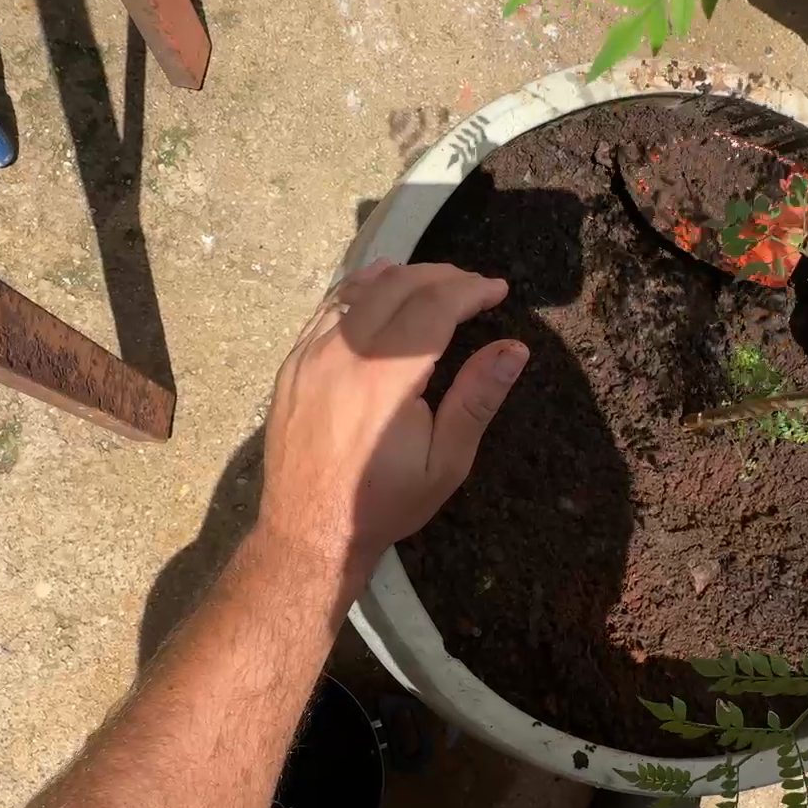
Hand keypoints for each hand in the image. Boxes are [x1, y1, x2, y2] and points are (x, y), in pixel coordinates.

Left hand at [256, 260, 528, 594]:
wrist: (309, 530)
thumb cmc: (384, 503)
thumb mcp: (445, 463)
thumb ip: (477, 400)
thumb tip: (514, 349)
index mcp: (385, 378)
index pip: (435, 306)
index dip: (471, 291)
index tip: (498, 291)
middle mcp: (343, 353)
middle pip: (398, 285)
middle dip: (443, 277)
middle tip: (474, 287)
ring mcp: (310, 355)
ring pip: (360, 289)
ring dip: (403, 276)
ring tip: (435, 283)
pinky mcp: (293, 363)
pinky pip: (329, 308)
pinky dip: (360, 288)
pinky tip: (378, 287)